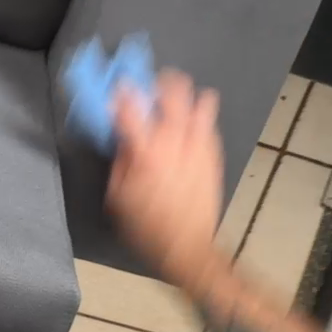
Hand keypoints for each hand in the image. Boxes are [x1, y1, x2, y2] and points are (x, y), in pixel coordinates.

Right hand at [107, 69, 223, 287]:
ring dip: (187, 95)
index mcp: (145, 152)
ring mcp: (199, 147)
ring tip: (178, 97)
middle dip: (160, 83)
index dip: (122, 92)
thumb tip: (122, 137)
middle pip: (173, 94)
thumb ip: (120, 160)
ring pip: (201, 102)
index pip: (130, 108)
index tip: (118, 86)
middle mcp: (174, 142)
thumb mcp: (117, 196)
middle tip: (152, 86)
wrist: (187, 248)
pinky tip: (192, 124)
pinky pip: (210, 125)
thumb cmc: (145, 226)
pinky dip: (200, 118)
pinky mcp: (214, 156)